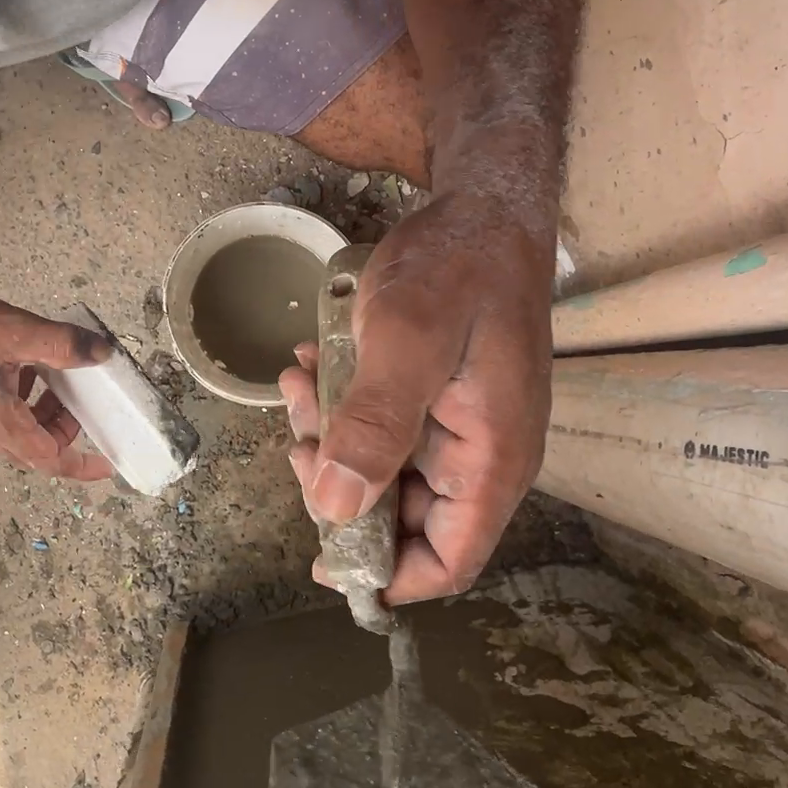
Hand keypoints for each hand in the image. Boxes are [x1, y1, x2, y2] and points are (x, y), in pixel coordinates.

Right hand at [0, 288, 115, 479]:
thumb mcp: (14, 331)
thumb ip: (62, 344)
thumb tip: (103, 355)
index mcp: (1, 422)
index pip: (49, 460)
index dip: (82, 466)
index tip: (109, 464)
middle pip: (36, 449)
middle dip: (66, 432)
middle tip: (87, 405)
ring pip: (20, 430)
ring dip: (45, 414)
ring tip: (63, 382)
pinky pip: (3, 412)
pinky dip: (25, 398)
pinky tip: (29, 366)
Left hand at [279, 192, 553, 602]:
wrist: (479, 211)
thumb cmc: (454, 271)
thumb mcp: (408, 342)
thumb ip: (376, 426)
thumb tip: (335, 509)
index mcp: (488, 462)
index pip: (447, 561)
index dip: (386, 575)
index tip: (323, 561)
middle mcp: (476, 455)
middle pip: (401, 516)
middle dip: (340, 486)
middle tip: (300, 439)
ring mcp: (451, 423)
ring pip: (379, 466)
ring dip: (330, 435)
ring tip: (298, 384)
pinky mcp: (428, 393)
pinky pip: (376, 421)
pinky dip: (339, 403)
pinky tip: (311, 362)